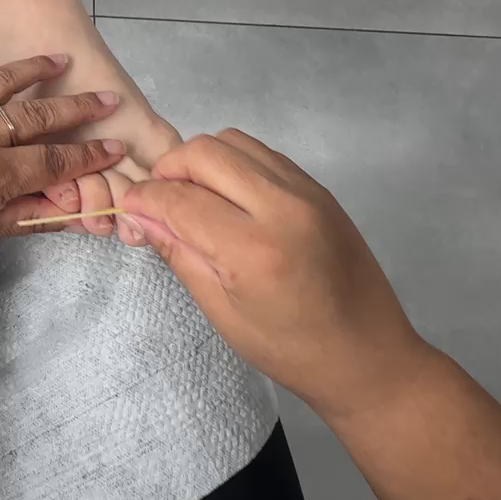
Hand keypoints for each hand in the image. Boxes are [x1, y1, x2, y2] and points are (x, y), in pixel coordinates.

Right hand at [118, 130, 436, 422]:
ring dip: (200, 161)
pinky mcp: (318, 187)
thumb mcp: (222, 311)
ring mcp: (306, 191)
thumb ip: (178, 252)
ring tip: (193, 194)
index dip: (143, 198)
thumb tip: (137, 214)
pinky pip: (260, 153)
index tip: (127, 205)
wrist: (373, 358)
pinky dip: (231, 163)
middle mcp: (283, 207)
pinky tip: (227, 196)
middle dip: (168, 169)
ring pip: (231, 141)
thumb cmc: (291, 350)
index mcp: (255, 250)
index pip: (179, 200)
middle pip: (204, 152)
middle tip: (159, 199)